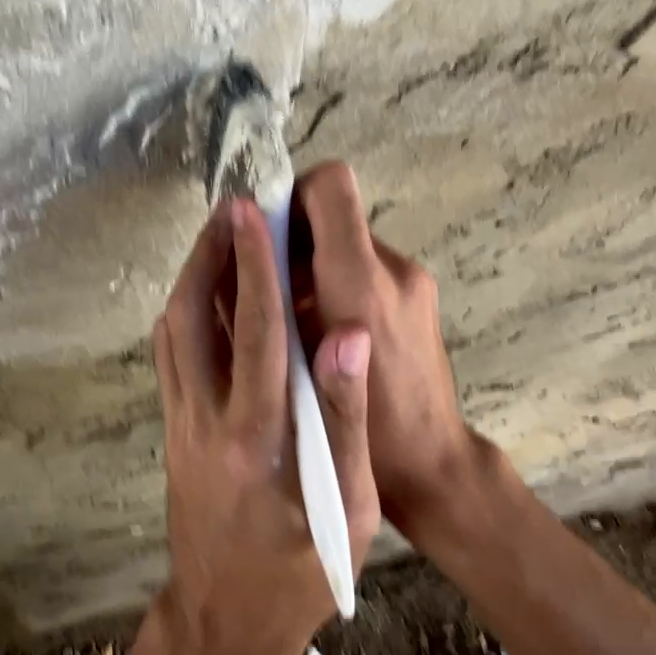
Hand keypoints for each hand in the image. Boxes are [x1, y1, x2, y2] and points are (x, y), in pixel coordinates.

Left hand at [134, 198, 379, 654]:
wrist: (226, 615)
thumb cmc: (300, 567)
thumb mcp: (350, 510)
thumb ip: (347, 419)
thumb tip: (349, 336)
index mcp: (256, 437)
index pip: (254, 333)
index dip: (253, 266)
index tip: (251, 211)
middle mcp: (205, 418)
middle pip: (191, 317)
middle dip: (208, 254)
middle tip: (230, 207)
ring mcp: (178, 421)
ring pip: (172, 330)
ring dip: (191, 277)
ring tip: (220, 236)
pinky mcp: (170, 427)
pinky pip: (169, 353)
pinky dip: (184, 311)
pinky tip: (204, 295)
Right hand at [291, 163, 477, 535]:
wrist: (433, 471)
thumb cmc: (359, 430)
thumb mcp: (289, 369)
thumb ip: (255, 307)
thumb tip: (222, 259)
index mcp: (358, 279)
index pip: (329, 185)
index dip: (288, 194)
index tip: (257, 230)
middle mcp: (391, 268)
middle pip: (330, 212)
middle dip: (286, 234)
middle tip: (254, 276)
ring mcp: (410, 283)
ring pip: (343, 242)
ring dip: (306, 262)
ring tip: (278, 311)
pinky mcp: (416, 299)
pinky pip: (361, 267)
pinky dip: (329, 282)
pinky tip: (310, 329)